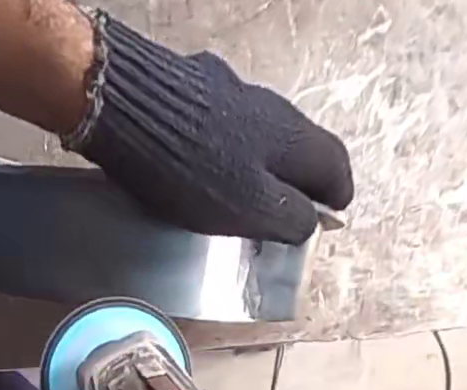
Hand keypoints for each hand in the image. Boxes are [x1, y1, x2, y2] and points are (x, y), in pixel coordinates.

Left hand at [71, 12, 352, 244]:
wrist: (128, 110)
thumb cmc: (195, 171)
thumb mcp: (251, 209)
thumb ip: (289, 217)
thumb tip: (314, 223)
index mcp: (290, 137)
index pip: (333, 163)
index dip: (338, 192)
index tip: (336, 211)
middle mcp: (269, 108)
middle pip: (301, 145)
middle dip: (305, 178)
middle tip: (298, 207)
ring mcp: (231, 93)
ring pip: (264, 133)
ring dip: (269, 163)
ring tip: (256, 192)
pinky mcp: (196, 89)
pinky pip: (228, 126)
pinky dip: (235, 151)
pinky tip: (214, 165)